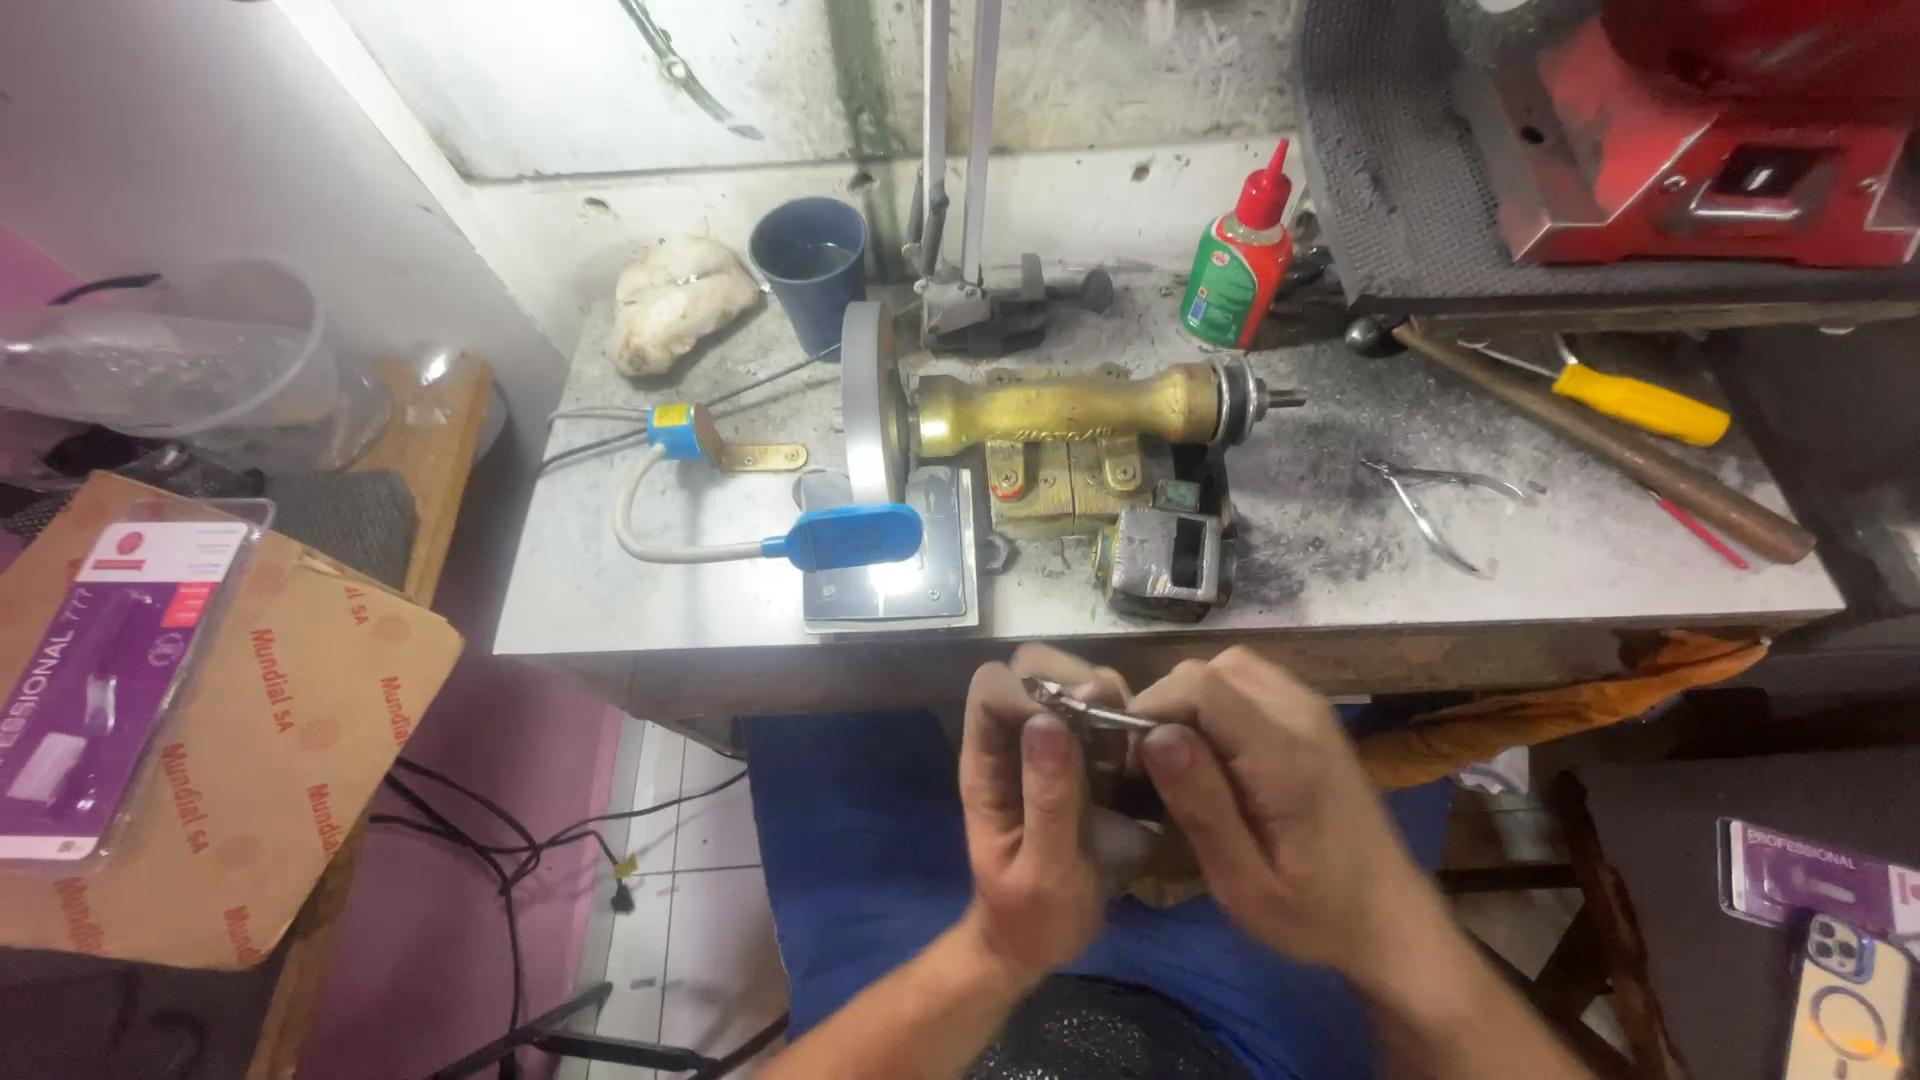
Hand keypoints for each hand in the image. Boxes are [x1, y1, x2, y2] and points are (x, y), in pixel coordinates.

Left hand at [957, 645, 1130, 990]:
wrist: (1042, 942)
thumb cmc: (1031, 915)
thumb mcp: (1042, 871)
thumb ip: (1047, 799)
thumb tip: (1048, 722)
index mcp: (987, 762)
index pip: (992, 688)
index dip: (1029, 695)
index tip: (1070, 731)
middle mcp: (1017, 742)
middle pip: (1036, 668)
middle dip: (1077, 682)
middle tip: (1112, 728)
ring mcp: (1054, 747)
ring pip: (1077, 683)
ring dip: (1110, 704)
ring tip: (1133, 752)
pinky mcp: (1087, 760)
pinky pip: (1109, 718)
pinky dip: (1130, 726)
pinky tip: (1144, 763)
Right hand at [1131, 647, 1444, 989]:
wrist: (1392, 922)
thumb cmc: (1315, 916)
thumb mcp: (1245, 884)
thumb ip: (1201, 806)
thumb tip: (1154, 736)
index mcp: (1285, 757)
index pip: (1200, 687)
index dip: (1152, 709)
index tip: (1130, 758)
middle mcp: (1302, 717)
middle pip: (1208, 670)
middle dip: (1165, 705)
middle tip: (1150, 764)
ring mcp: (1313, 710)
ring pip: (1227, 666)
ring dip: (1190, 699)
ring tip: (1180, 754)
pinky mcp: (1314, 715)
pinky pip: (1249, 679)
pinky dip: (1217, 698)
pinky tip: (1215, 747)